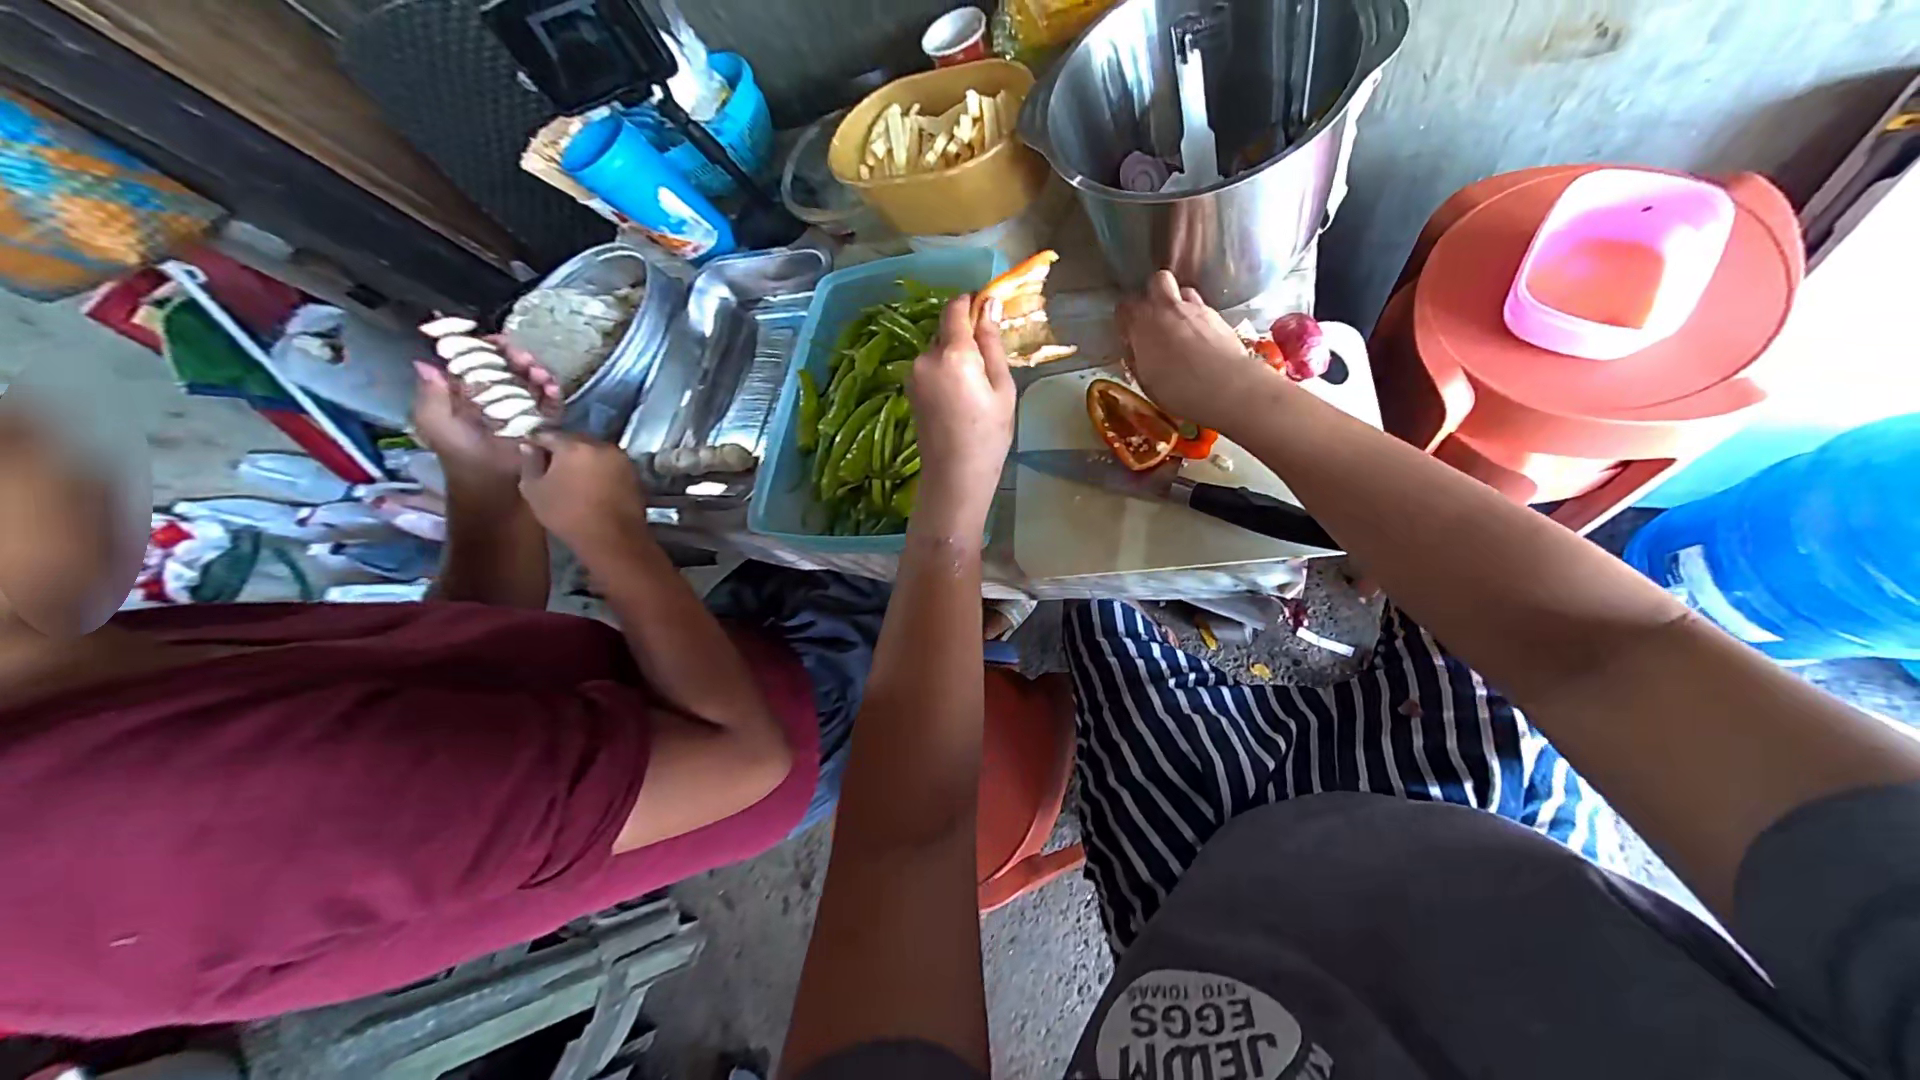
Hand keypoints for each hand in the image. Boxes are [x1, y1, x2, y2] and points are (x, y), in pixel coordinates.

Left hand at [412, 341, 561, 489]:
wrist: (492, 483)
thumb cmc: (460, 452)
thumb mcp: (434, 421)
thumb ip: (430, 392)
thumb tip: (425, 361)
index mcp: (468, 391)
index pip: (477, 359)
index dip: (485, 347)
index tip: (493, 340)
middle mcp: (496, 395)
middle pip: (509, 366)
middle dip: (517, 357)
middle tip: (522, 356)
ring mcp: (522, 407)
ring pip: (533, 380)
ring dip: (538, 371)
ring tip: (540, 373)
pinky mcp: (543, 421)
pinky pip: (552, 402)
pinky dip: (554, 391)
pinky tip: (552, 387)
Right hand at [517, 432, 649, 555]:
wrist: (613, 537)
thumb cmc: (567, 515)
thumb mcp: (534, 490)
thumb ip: (530, 464)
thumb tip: (529, 447)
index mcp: (575, 445)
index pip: (549, 434)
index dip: (536, 442)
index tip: (529, 451)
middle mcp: (602, 446)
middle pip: (576, 440)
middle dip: (562, 448)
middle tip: (550, 464)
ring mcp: (622, 459)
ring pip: (596, 451)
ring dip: (584, 458)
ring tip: (572, 475)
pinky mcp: (635, 473)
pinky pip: (611, 464)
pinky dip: (600, 469)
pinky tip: (592, 483)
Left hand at [907, 295, 1015, 531]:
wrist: (955, 476)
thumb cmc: (988, 435)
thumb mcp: (1001, 387)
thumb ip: (992, 343)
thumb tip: (990, 305)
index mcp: (952, 353)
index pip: (956, 308)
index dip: (972, 303)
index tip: (989, 311)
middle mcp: (925, 357)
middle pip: (945, 329)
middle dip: (965, 335)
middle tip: (989, 361)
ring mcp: (913, 374)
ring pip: (937, 348)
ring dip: (955, 355)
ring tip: (976, 385)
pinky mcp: (910, 389)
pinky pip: (929, 367)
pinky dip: (945, 370)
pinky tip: (960, 395)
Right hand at [1116, 270, 1287, 431]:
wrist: (1225, 385)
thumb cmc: (1177, 389)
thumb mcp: (1146, 381)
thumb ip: (1138, 359)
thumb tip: (1135, 351)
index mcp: (1142, 324)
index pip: (1124, 306)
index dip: (1125, 318)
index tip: (1128, 334)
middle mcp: (1167, 309)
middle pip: (1158, 280)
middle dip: (1154, 292)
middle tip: (1154, 317)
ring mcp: (1196, 309)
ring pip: (1184, 290)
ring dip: (1179, 303)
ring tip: (1180, 325)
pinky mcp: (1219, 316)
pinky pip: (1203, 308)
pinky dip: (1199, 319)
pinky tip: (1201, 339)